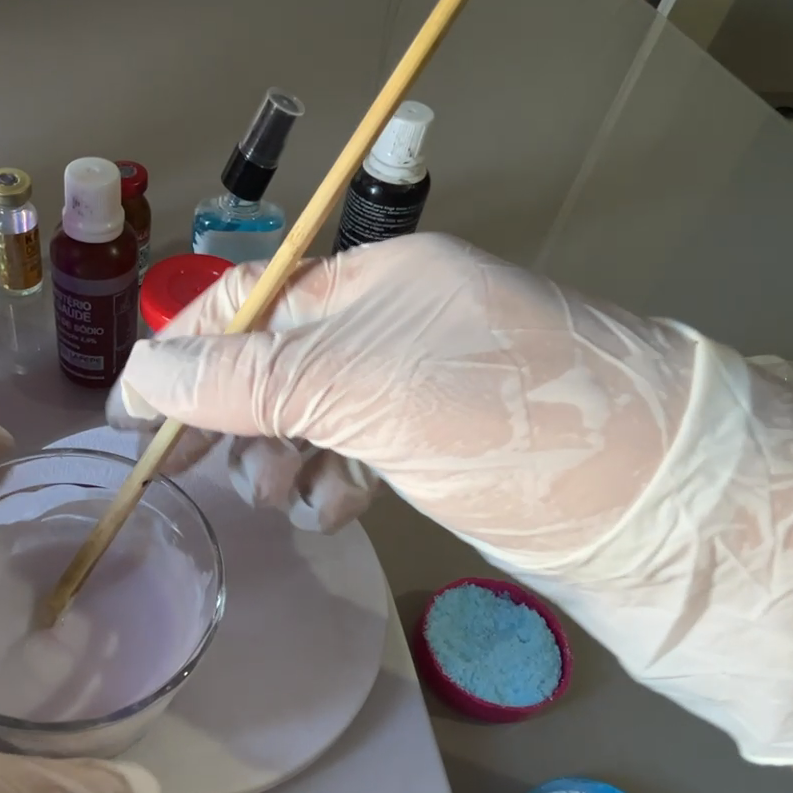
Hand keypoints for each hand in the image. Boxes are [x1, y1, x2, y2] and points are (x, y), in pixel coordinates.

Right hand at [117, 234, 792, 762]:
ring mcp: (410, 390)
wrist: (657, 507)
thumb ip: (250, 380)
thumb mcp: (367, 388)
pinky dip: (331, 486)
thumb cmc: (510, 421)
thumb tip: (139, 375)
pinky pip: (347, 457)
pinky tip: (341, 510)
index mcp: (374, 282)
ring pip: (303, 420)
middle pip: (268, 367)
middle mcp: (388, 326)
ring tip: (289, 498)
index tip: (136, 420)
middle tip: (201, 475)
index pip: (247, 302)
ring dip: (279, 461)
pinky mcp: (430, 448)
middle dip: (233, 421)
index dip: (183, 357)